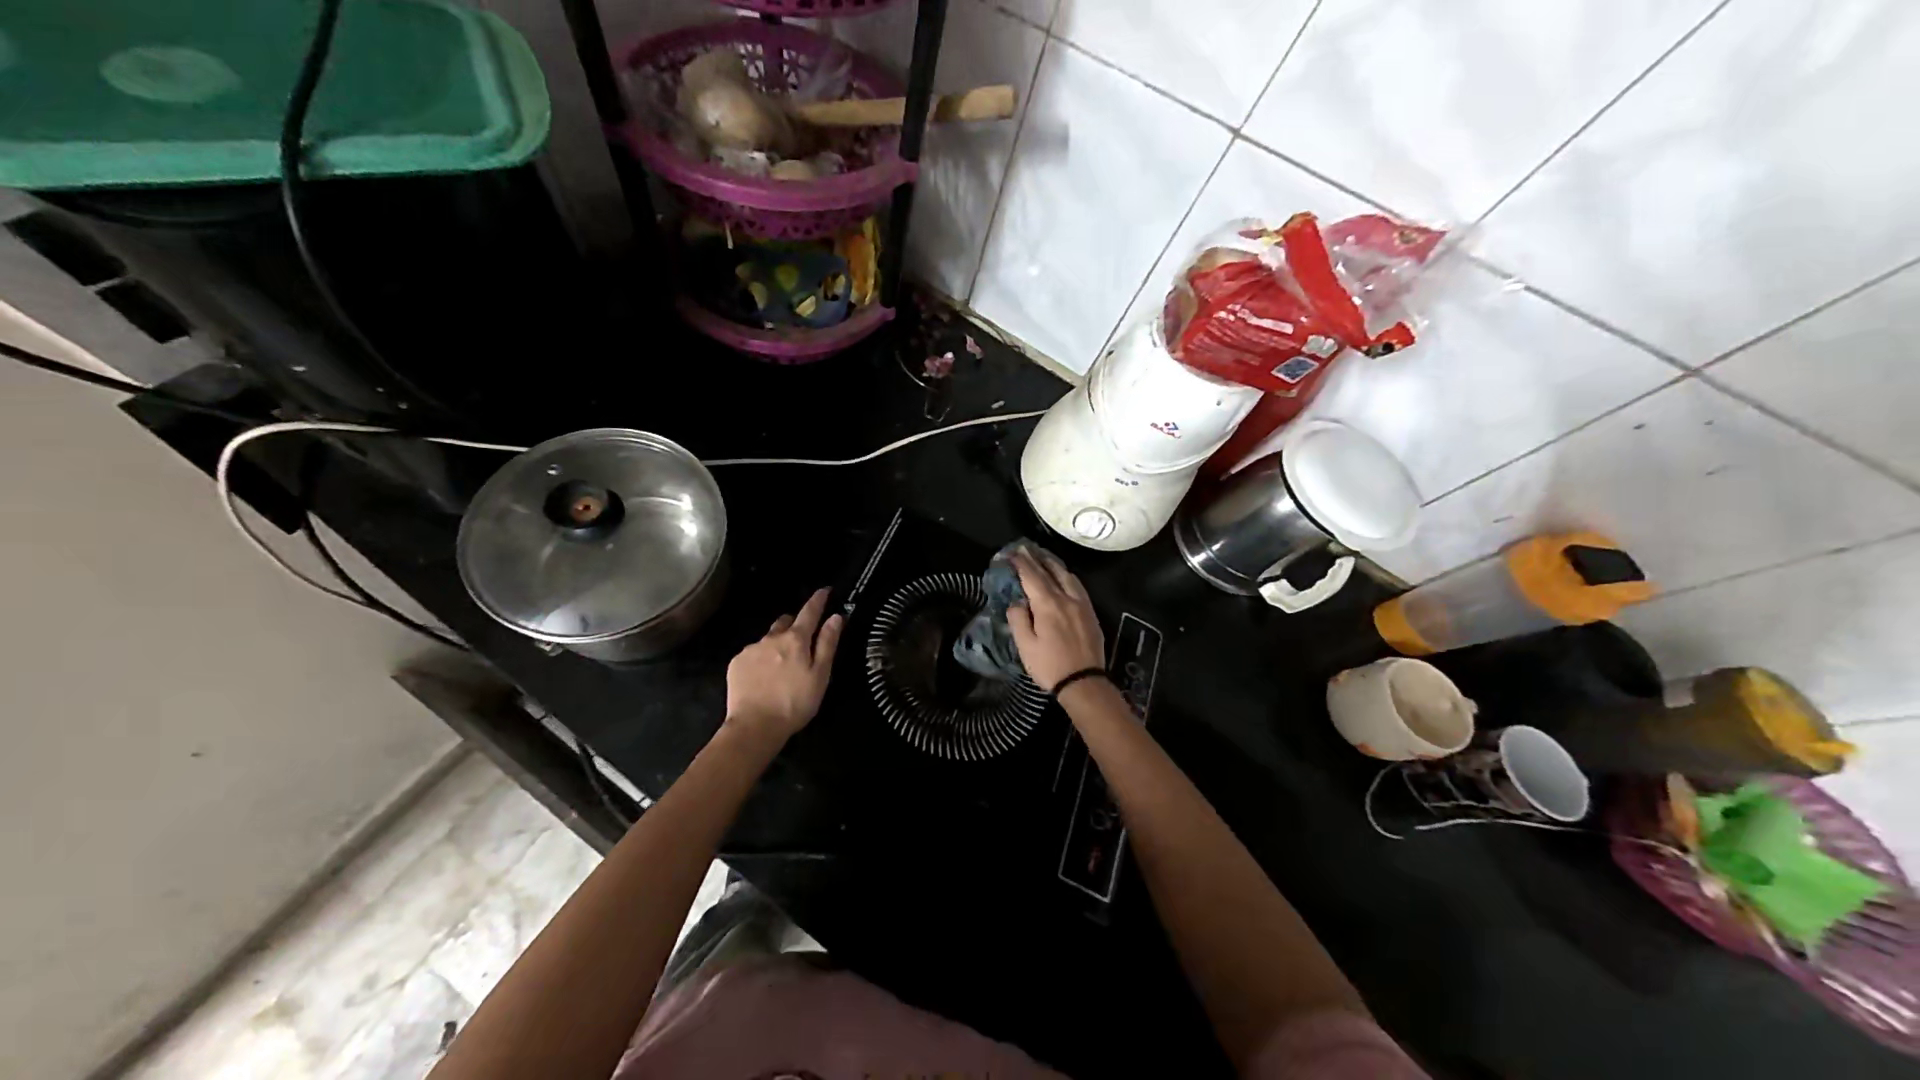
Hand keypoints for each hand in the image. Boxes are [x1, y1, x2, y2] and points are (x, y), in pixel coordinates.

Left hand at [725, 587, 842, 743]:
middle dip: (795, 624)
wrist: (754, 727)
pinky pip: (752, 654)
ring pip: (768, 639)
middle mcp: (771, 638)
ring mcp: (750, 650)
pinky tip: (764, 677)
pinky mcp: (736, 664)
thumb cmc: (795, 703)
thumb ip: (827, 643)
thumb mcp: (820, 675)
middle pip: (785, 623)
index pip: (809, 612)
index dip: (818, 600)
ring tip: (781, 666)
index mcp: (795, 640)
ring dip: (777, 644)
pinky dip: (761, 659)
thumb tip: (835, 617)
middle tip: (802, 638)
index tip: (824, 590)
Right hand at [1006, 550, 1104, 692]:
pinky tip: (1064, 578)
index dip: (1020, 563)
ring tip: (1044, 558)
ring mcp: (1082, 604)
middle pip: (1051, 571)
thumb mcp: (1025, 646)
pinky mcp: (1091, 613)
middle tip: (1025, 548)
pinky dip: (1067, 576)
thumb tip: (1017, 602)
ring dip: (1053, 564)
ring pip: (1068, 576)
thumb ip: (1018, 619)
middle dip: (1036, 558)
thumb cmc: (1050, 666)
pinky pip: (1078, 586)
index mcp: (1048, 604)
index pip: (1031, 576)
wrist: (1084, 682)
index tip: (1010, 553)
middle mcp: (1067, 598)